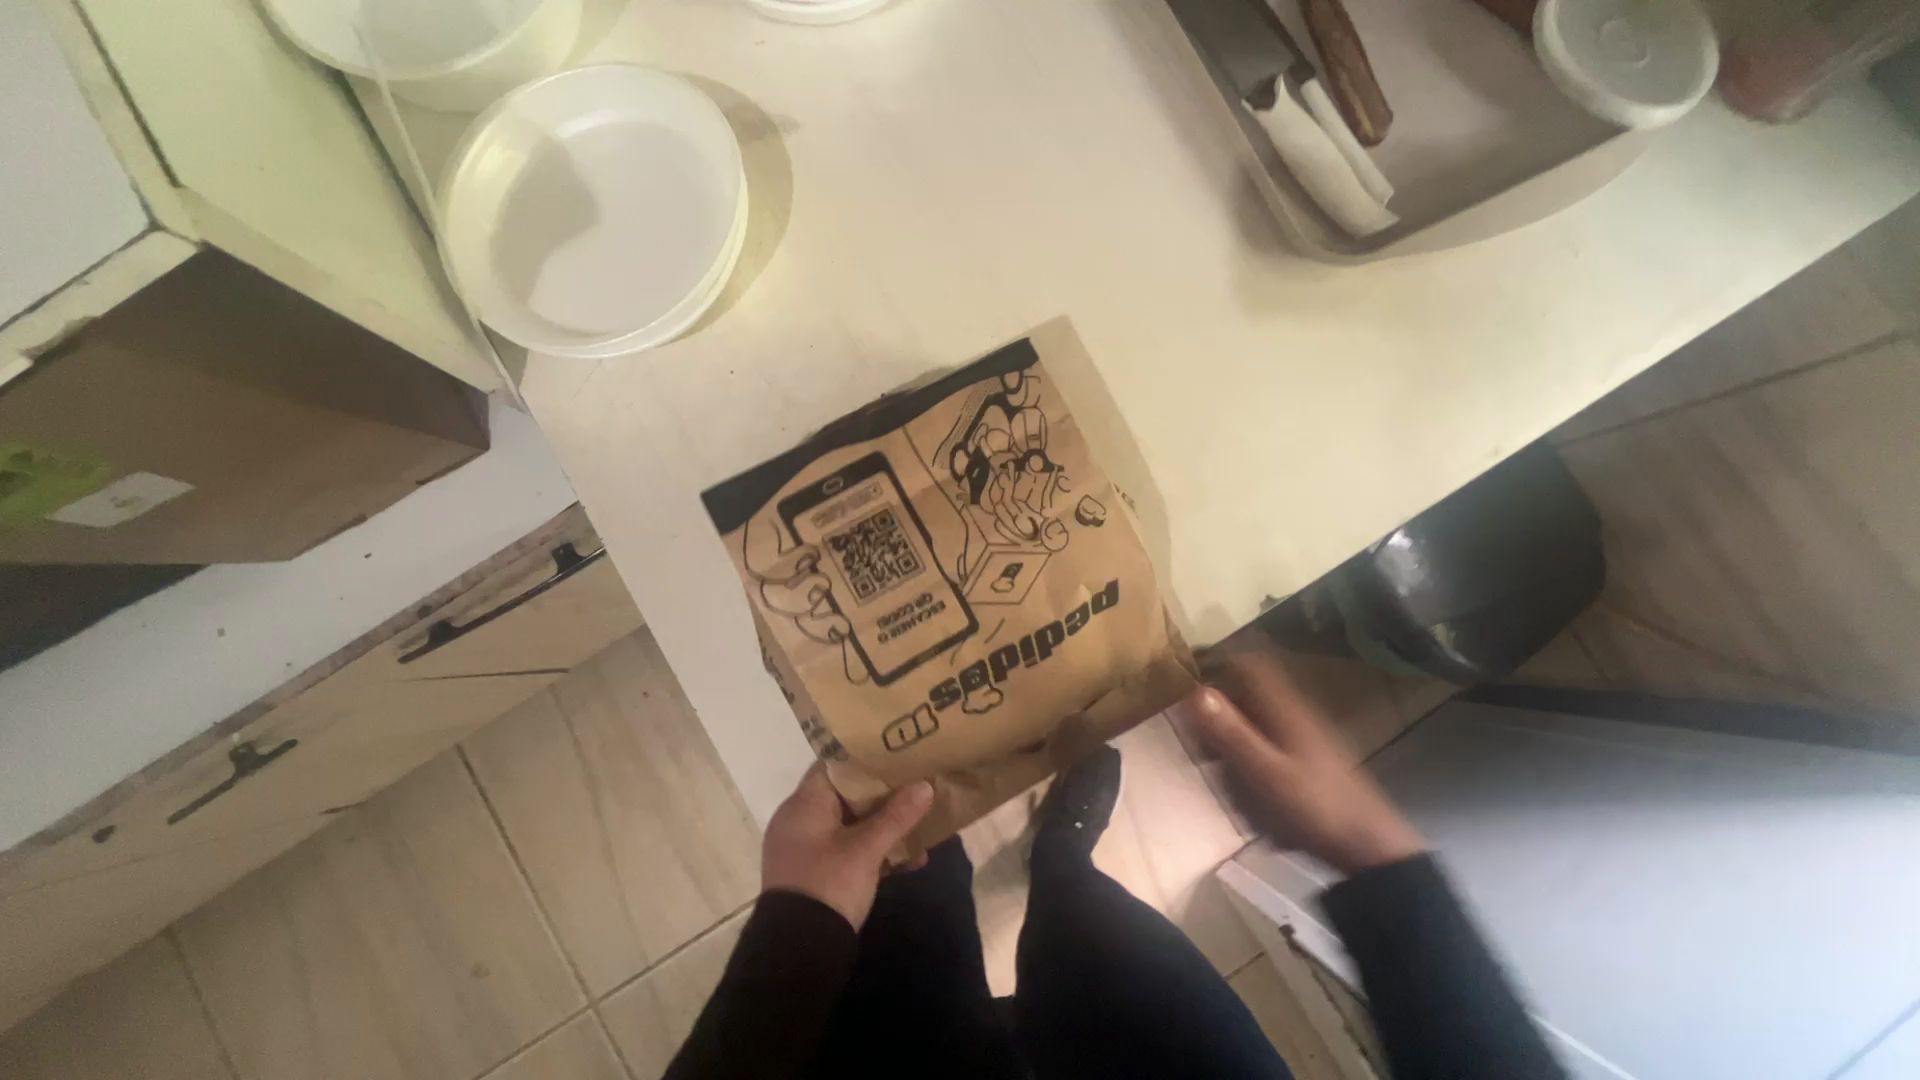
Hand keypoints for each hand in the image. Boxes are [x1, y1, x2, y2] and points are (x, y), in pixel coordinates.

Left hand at [761, 766, 934, 929]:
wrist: (798, 953)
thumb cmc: (829, 885)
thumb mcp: (866, 850)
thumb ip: (896, 816)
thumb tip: (926, 785)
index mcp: (804, 804)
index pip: (834, 765)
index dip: (865, 759)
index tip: (897, 755)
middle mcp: (800, 820)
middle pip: (846, 796)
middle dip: (883, 796)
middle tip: (917, 787)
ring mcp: (806, 849)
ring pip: (850, 826)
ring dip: (883, 828)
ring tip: (921, 828)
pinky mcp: (815, 875)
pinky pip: (847, 851)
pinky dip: (873, 852)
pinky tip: (909, 862)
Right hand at [1178, 643, 1423, 875]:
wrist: (1368, 847)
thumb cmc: (1313, 807)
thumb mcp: (1264, 772)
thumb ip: (1230, 733)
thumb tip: (1195, 693)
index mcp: (1285, 709)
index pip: (1249, 665)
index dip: (1217, 663)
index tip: (1186, 679)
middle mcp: (1294, 714)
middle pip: (1250, 690)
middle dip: (1218, 705)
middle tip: (1193, 728)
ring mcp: (1303, 736)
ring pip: (1256, 716)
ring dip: (1230, 731)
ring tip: (1210, 759)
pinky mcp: (1307, 760)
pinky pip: (1266, 742)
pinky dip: (1246, 754)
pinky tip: (1240, 781)